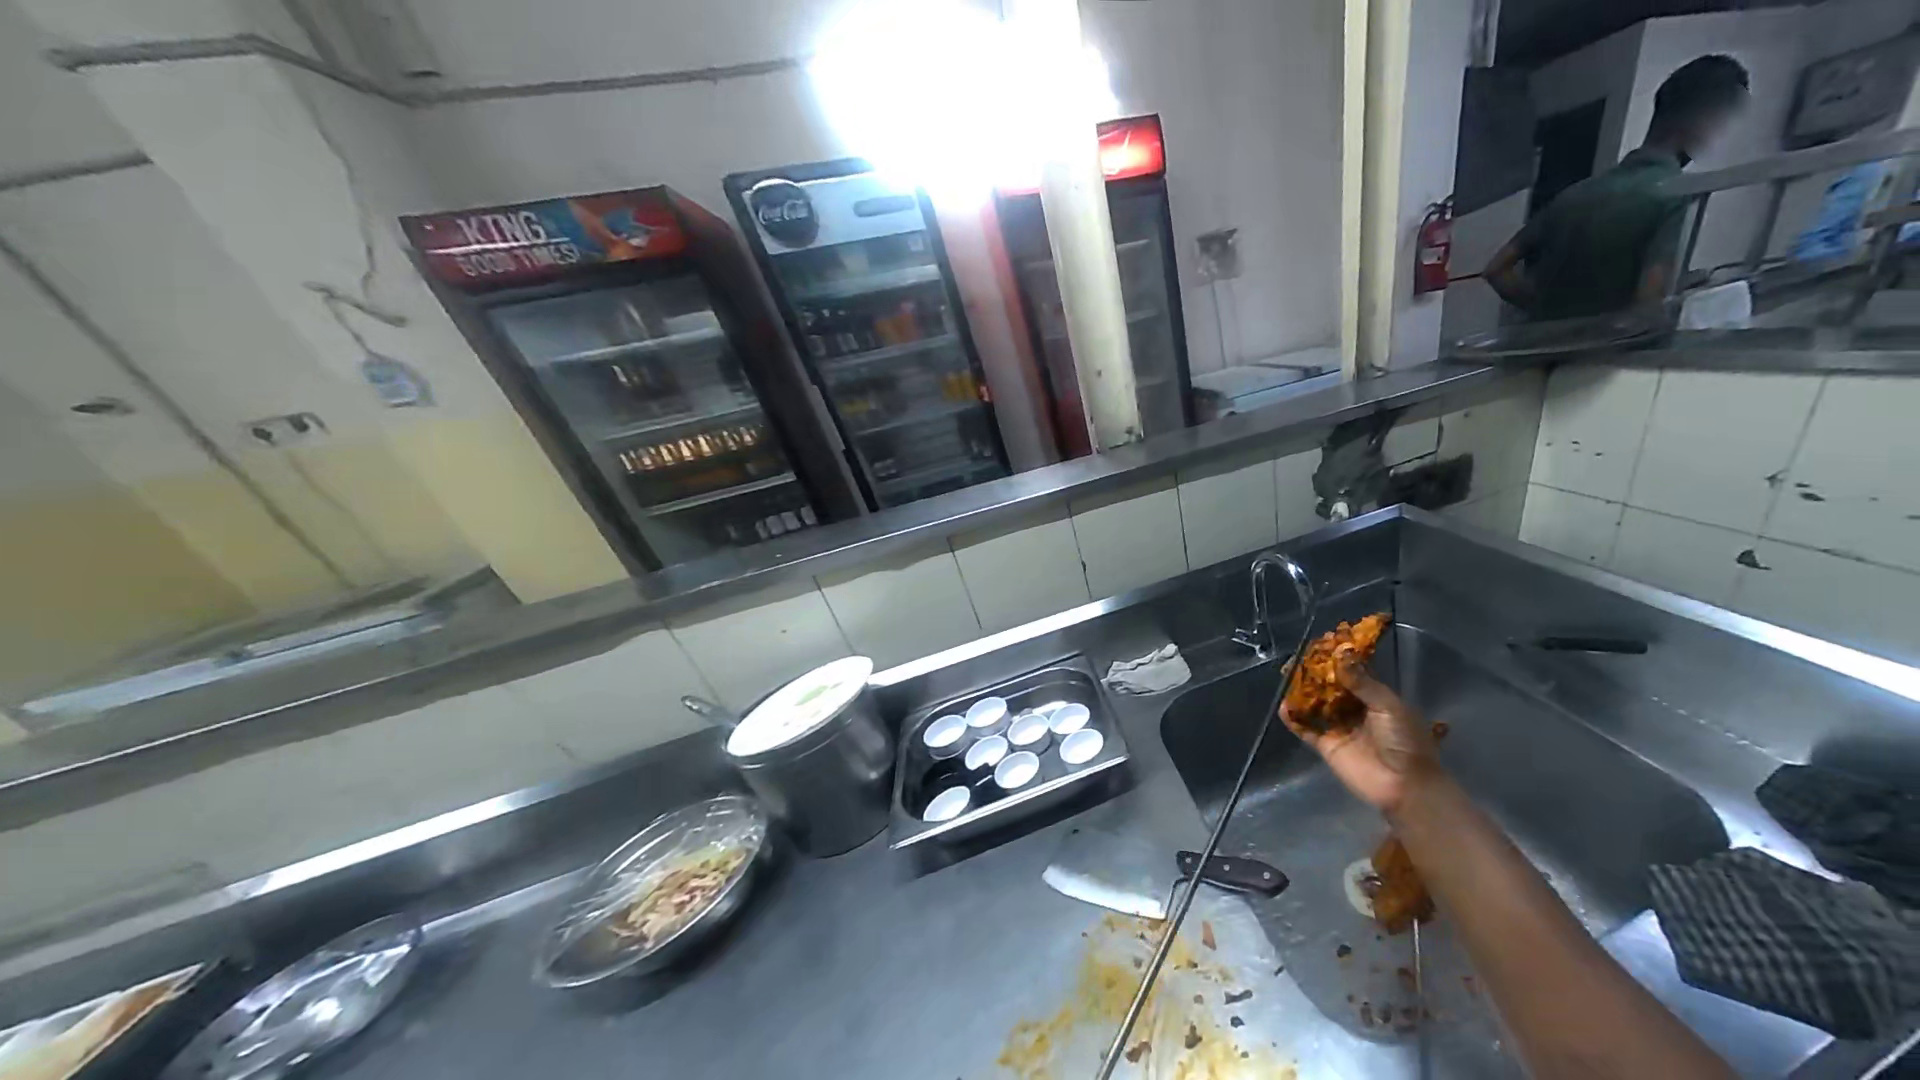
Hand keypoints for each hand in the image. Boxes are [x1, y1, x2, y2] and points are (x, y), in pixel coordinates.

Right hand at [1279, 655, 1437, 813]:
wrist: (1405, 785)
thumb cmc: (1405, 741)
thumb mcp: (1388, 706)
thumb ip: (1362, 682)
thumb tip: (1341, 655)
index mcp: (1375, 698)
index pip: (1353, 673)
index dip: (1338, 659)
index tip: (1322, 643)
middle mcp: (1355, 709)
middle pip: (1330, 687)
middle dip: (1315, 673)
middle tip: (1297, 660)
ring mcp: (1338, 727)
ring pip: (1315, 704)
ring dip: (1302, 692)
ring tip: (1287, 677)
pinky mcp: (1325, 744)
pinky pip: (1305, 728)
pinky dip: (1294, 718)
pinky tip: (1284, 707)